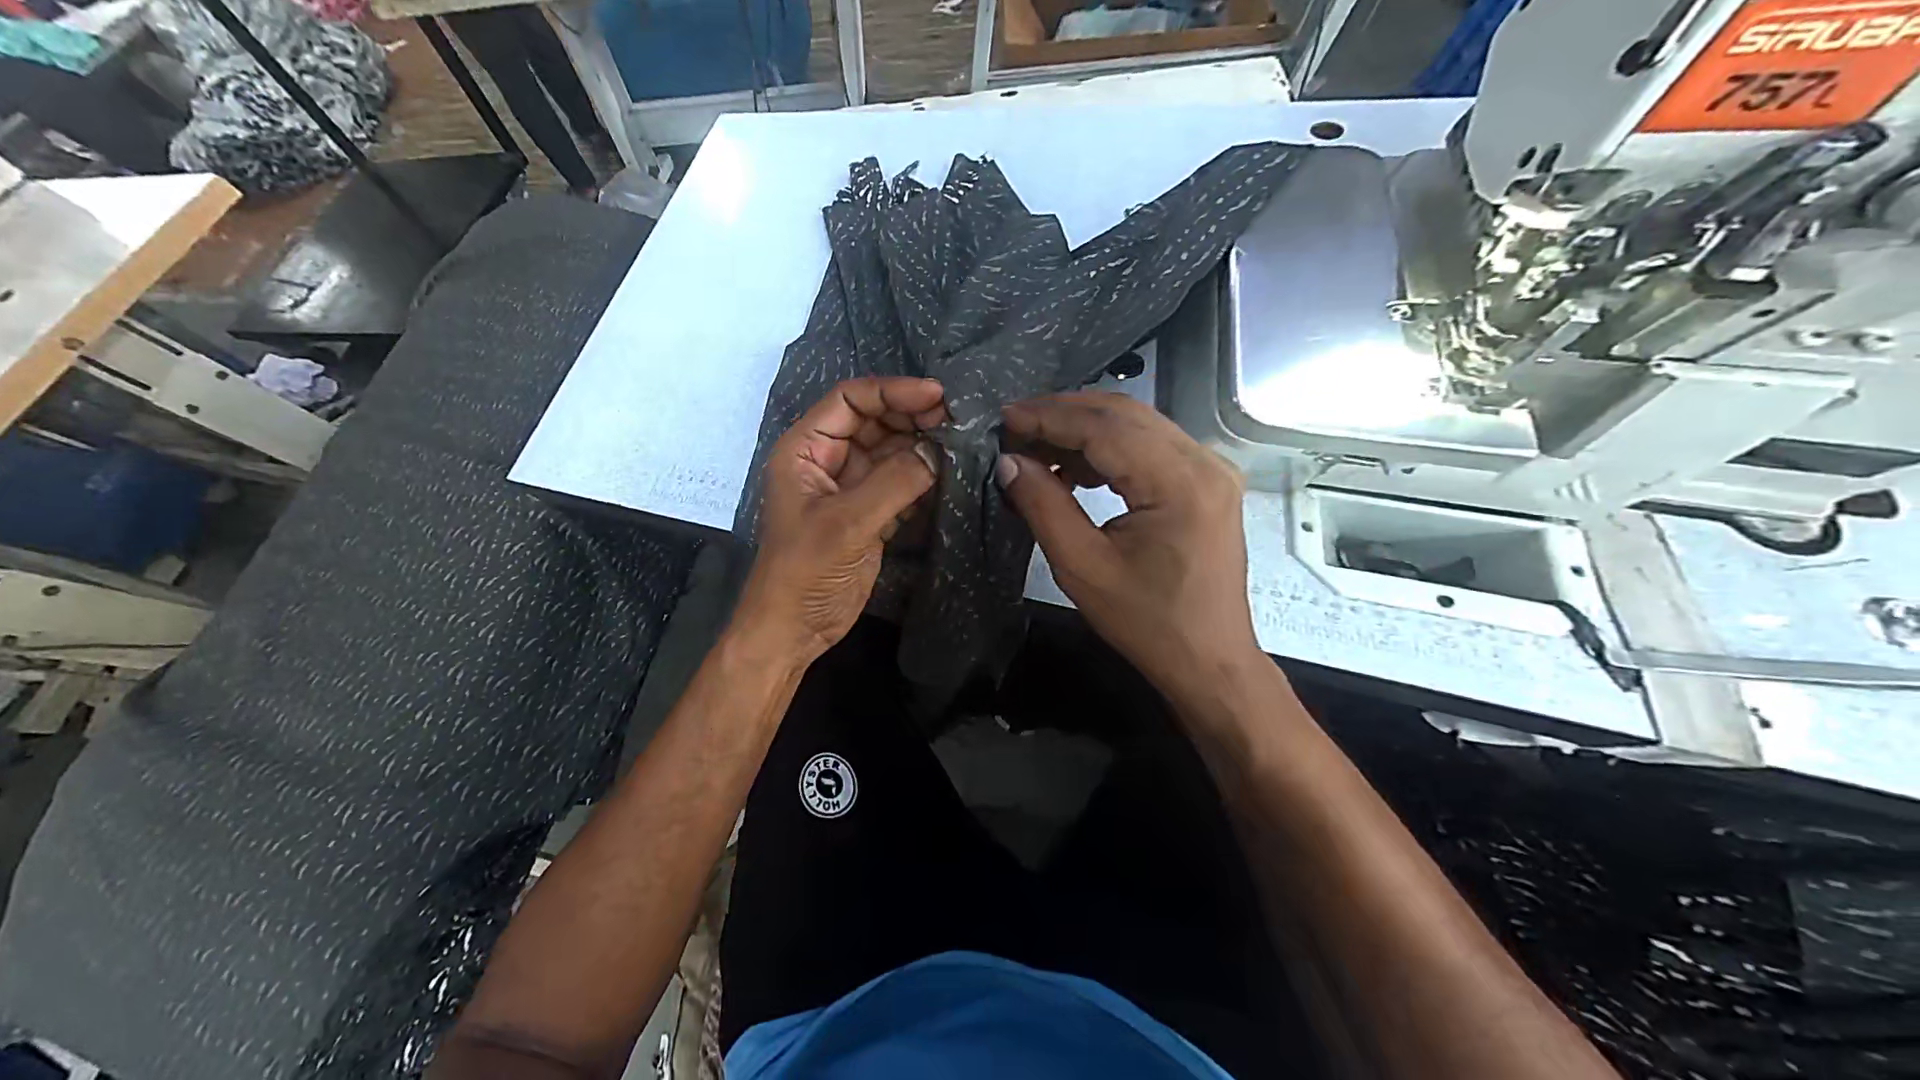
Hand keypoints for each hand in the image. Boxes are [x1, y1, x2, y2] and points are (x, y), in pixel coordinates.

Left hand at [738, 377, 946, 665]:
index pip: (850, 400)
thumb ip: (895, 482)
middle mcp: (827, 461)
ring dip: (922, 447)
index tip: (937, 396)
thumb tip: (939, 451)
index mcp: (805, 450)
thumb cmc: (805, 572)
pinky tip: (950, 475)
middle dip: (912, 417)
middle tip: (957, 421)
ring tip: (961, 444)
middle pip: (874, 422)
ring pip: (890, 453)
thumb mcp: (847, 523)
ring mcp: (849, 489)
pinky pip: (899, 484)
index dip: (892, 391)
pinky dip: (923, 478)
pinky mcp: (868, 515)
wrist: (793, 630)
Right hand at [998, 392, 1259, 701]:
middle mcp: (1203, 463)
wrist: (1209, 659)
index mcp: (1179, 483)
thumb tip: (1008, 462)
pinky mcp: (1207, 482)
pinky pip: (1151, 447)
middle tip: (1014, 428)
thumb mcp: (1082, 567)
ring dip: (1084, 430)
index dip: (1049, 417)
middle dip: (1063, 415)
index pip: (1105, 427)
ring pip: (1137, 425)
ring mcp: (1211, 470)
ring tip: (1036, 449)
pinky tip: (1074, 468)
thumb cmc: (1148, 623)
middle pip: (1124, 414)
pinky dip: (1109, 449)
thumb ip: (1043, 505)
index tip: (1005, 417)